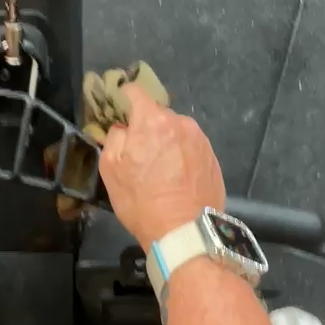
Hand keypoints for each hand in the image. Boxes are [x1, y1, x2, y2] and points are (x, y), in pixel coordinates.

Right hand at [98, 85, 225, 247]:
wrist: (185, 232)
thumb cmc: (142, 200)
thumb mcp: (111, 169)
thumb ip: (114, 138)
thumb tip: (123, 128)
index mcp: (153, 120)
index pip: (135, 92)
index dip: (123, 98)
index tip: (118, 111)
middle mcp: (180, 122)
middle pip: (157, 115)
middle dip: (146, 128)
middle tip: (139, 153)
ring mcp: (200, 139)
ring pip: (175, 132)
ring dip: (166, 142)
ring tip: (160, 170)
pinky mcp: (213, 158)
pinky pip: (190, 148)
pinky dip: (182, 156)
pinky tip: (177, 178)